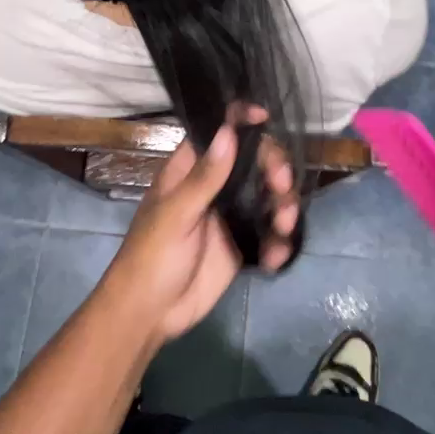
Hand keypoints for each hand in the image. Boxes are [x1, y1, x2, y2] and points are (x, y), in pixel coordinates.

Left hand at [100, 106, 299, 341]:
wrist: (149, 315)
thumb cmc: (152, 256)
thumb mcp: (176, 214)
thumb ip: (205, 176)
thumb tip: (228, 131)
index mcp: (190, 170)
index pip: (219, 133)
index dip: (240, 121)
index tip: (264, 118)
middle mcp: (214, 186)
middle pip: (254, 161)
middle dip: (275, 169)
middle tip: (281, 186)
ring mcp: (230, 215)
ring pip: (268, 195)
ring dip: (284, 206)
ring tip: (284, 226)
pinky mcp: (241, 244)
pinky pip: (269, 233)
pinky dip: (278, 242)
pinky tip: (275, 257)